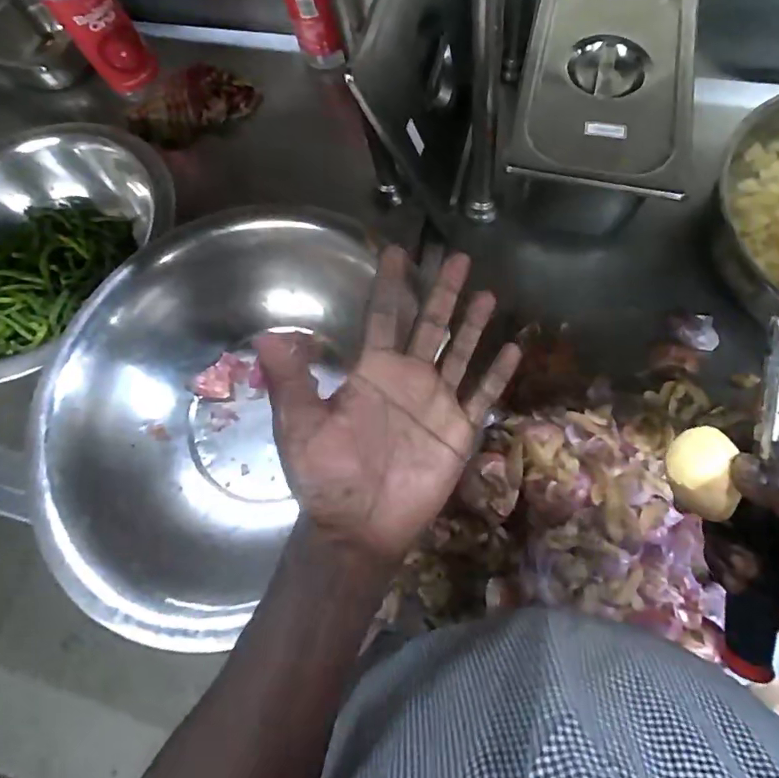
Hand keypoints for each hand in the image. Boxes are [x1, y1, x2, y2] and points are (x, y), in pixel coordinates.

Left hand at [255, 247, 520, 566]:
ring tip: (488, 293)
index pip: (383, 316)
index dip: (390, 284)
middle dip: (442, 291)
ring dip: (473, 324)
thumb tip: (265, 335)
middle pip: (429, 324)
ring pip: (459, 352)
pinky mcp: (458, 429)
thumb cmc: (326, 476)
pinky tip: (513, 348)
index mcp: (372, 371)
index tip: (396, 251)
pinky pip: (482, 395)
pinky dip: (497, 373)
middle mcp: (408, 377)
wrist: (357, 526)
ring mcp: (436, 401)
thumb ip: (290, 381)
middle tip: (457, 257)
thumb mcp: (300, 426)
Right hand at [729, 449, 778, 710]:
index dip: (729, 449)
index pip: (759, 448)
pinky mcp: (750, 564)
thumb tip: (735, 461)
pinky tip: (744, 583)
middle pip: (727, 482)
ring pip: (718, 519)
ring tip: (748, 569)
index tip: (704, 461)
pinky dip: (725, 566)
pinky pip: (718, 550)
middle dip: (716, 504)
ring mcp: (763, 534)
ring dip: (725, 544)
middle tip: (703, 512)